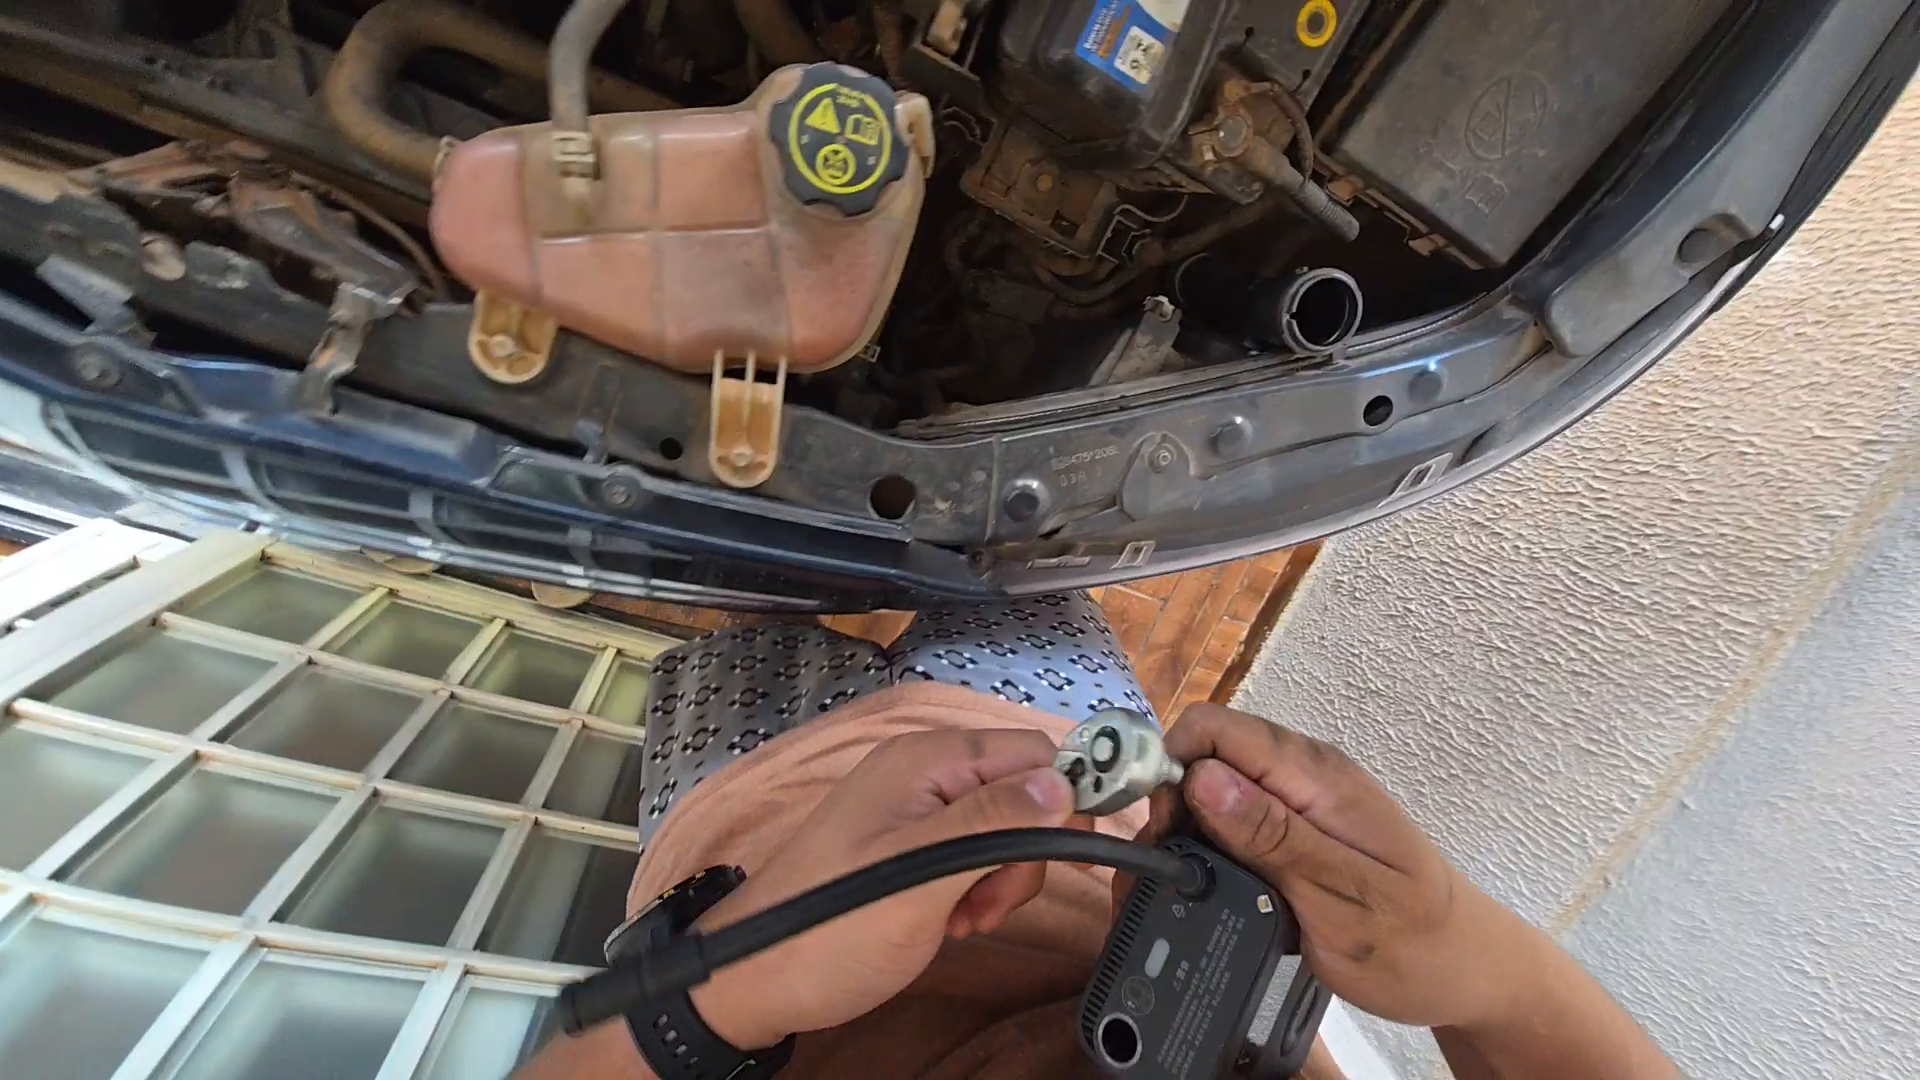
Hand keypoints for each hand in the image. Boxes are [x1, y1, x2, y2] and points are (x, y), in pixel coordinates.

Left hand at [687, 728, 1076, 1048]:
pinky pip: (972, 850)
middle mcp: (928, 771)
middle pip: (1021, 789)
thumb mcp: (919, 873)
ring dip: (1001, 875)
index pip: (1028, 751)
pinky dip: (977, 885)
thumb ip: (992, 822)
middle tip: (993, 898)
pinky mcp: (913, 841)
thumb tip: (1063, 784)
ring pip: (1003, 826)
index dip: (1062, 794)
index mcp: (930, 760)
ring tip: (965, 916)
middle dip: (1025, 846)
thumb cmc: (835, 923)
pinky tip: (952, 918)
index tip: (1070, 853)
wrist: (759, 977)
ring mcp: (918, 806)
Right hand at [1139, 705, 1551, 1030]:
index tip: (1166, 824)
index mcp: (1314, 774)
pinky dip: (1213, 830)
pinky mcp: (1297, 815)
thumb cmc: (1413, 944)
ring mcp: (1301, 790)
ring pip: (1217, 775)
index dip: (1174, 762)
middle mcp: (1303, 768)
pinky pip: (1237, 802)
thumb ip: (1272, 835)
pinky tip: (1218, 868)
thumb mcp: (1341, 899)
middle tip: (1177, 859)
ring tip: (1193, 870)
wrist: (1470, 969)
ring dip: (1192, 816)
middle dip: (1177, 794)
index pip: (1215, 727)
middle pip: (1210, 747)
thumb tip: (1201, 777)